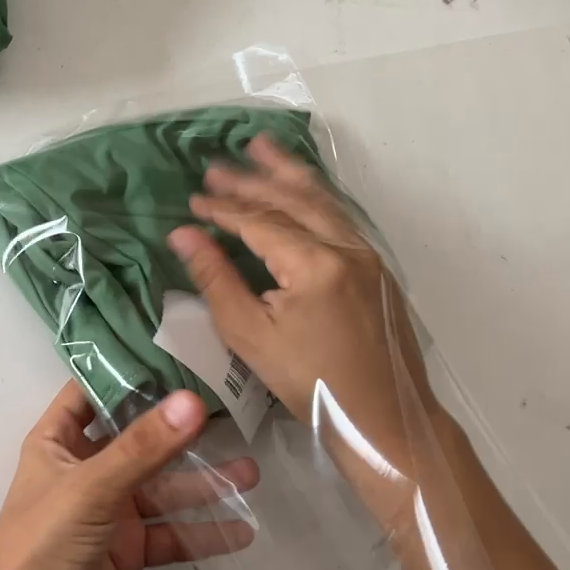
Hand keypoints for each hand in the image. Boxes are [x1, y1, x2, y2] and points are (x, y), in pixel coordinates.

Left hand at [0, 381, 258, 569]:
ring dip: (201, 483)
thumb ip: (142, 448)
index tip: (178, 357)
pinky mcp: (124, 550)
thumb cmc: (41, 545)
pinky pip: (167, 534)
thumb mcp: (91, 489)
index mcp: (59, 440)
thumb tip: (190, 400)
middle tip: (231, 414)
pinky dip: (199, 533)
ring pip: (159, 489)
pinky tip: (240, 530)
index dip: (130, 374)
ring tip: (252, 472)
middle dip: (179, 432)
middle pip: (138, 441)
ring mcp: (106, 510)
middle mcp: (84, 468)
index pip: (94, 392)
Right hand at [166, 134, 437, 503]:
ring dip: (287, 173)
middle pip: (291, 200)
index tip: (193, 201)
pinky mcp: (377, 268)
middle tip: (216, 165)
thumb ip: (215, 278)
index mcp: (314, 264)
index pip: (258, 222)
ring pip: (322, 200)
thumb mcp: (250, 335)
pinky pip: (340, 216)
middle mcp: (346, 248)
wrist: (386, 421)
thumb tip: (183, 234)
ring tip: (261, 147)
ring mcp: (368, 255)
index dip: (222, 209)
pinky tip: (300, 189)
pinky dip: (314, 195)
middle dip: (251, 180)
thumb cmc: (310, 383)